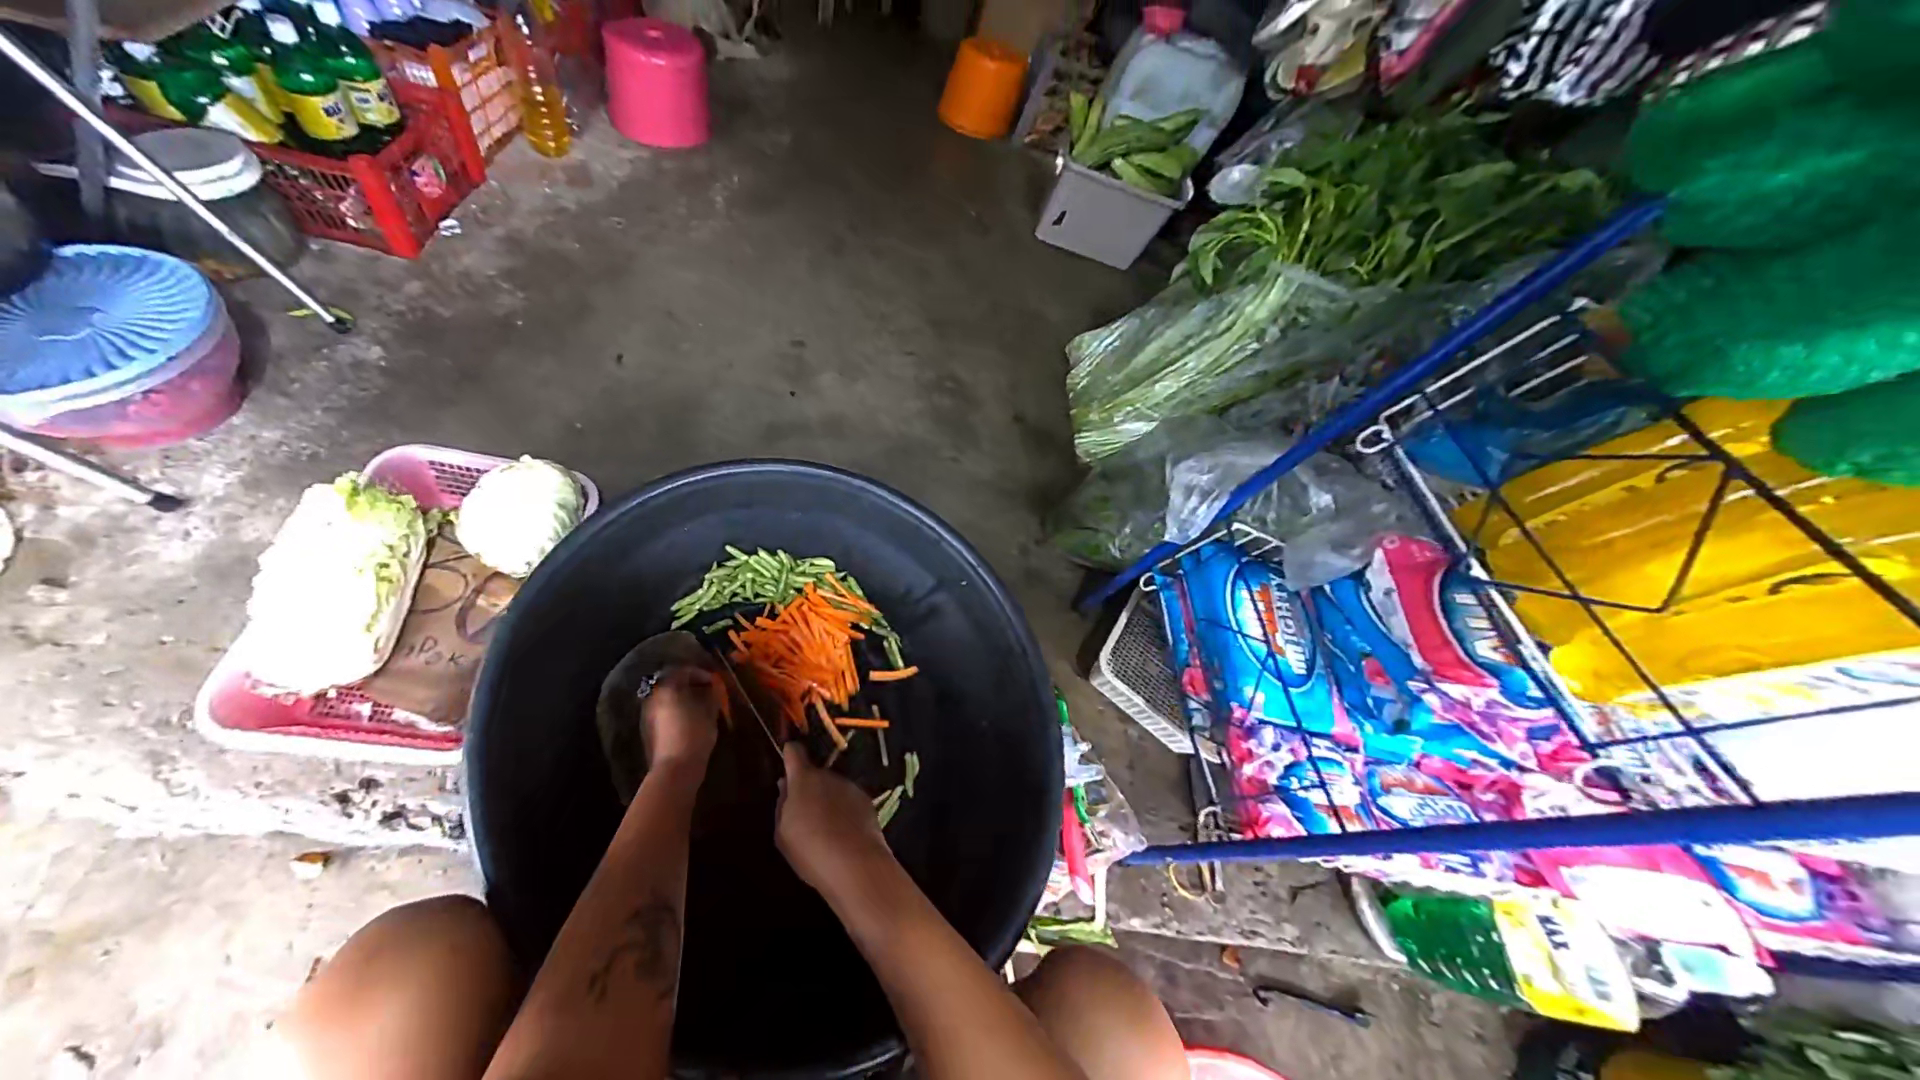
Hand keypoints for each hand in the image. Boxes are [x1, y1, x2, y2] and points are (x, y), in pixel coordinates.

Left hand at [640, 666, 719, 771]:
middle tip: (707, 690)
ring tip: (700, 704)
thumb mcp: (709, 713)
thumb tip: (712, 687)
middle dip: (690, 684)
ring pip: (667, 697)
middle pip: (672, 683)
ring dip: (683, 697)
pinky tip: (689, 718)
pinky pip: (664, 710)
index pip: (684, 671)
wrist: (675, 768)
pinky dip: (676, 708)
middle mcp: (654, 697)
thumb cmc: (695, 735)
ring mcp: (649, 713)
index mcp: (668, 689)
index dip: (701, 673)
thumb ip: (711, 695)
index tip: (714, 680)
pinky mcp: (649, 728)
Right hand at [775, 742, 891, 894]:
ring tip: (825, 829)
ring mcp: (850, 786)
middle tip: (804, 814)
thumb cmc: (810, 849)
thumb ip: (782, 804)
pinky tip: (843, 833)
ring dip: (828, 800)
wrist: (855, 864)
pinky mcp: (867, 801)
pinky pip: (849, 800)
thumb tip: (785, 785)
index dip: (790, 754)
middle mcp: (828, 776)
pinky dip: (844, 810)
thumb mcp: (782, 833)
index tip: (787, 761)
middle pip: (815, 774)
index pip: (794, 752)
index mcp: (804, 779)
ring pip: (833, 788)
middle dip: (809, 788)